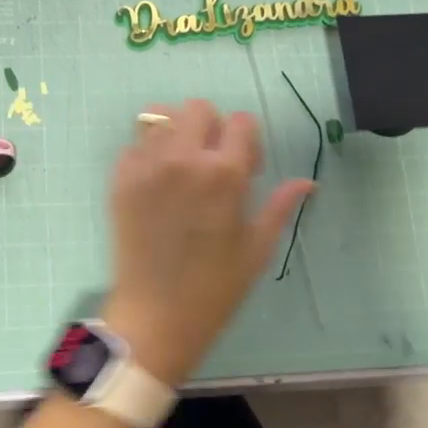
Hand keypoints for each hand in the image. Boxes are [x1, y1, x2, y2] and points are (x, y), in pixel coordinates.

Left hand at [101, 101, 315, 385]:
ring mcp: (147, 167)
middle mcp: (184, 159)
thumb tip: (307, 182)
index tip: (247, 171)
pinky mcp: (120, 181)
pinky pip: (134, 145)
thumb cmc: (215, 290)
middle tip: (213, 166)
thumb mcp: (256, 249)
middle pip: (197, 109)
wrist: (155, 318)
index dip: (248, 143)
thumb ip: (279, 207)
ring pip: (160, 118)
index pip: (242, 122)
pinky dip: (148, 154)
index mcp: (225, 174)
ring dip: (176, 135)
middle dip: (211, 129)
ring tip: (182, 169)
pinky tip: (156, 186)